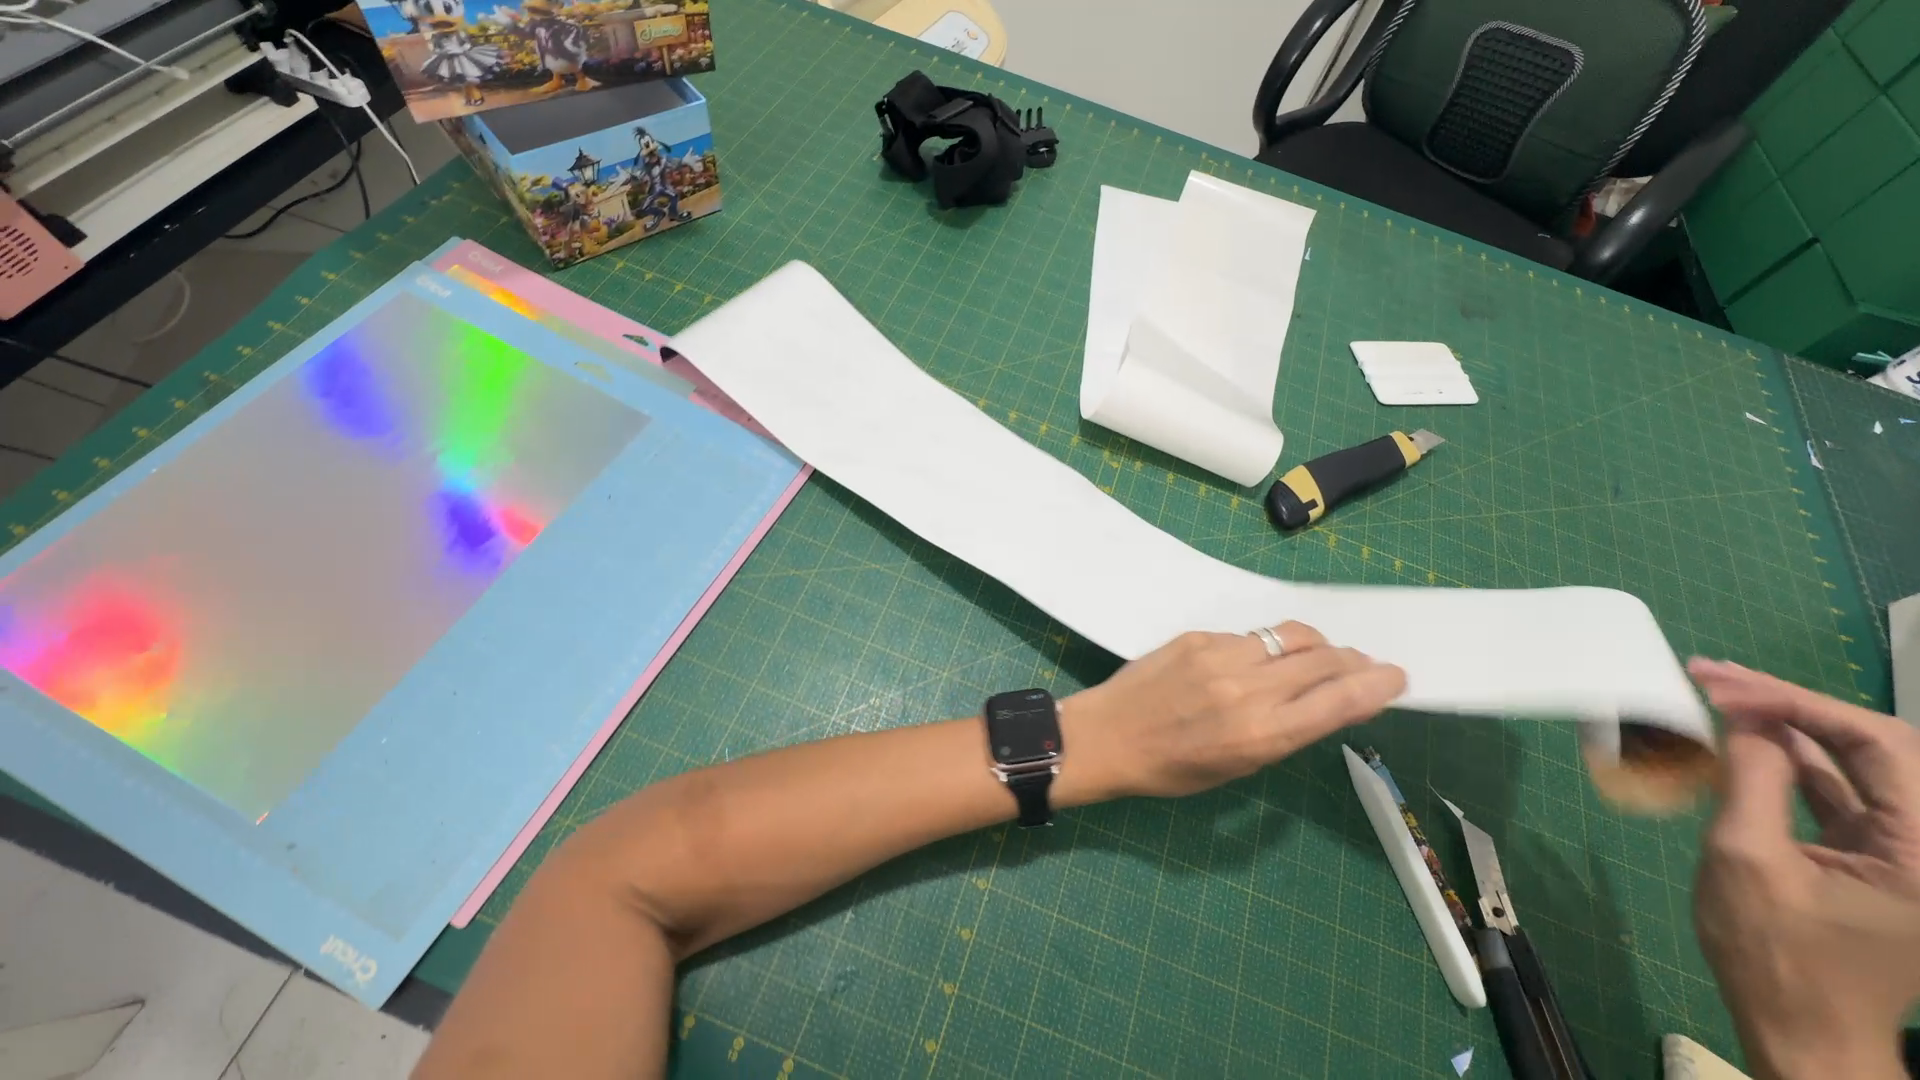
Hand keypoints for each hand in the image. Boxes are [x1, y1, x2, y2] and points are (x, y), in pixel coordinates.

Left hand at [1056, 621, 1405, 803]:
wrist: (1108, 736)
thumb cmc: (1172, 767)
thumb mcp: (1239, 767)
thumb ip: (1287, 732)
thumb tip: (1330, 702)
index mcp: (1261, 734)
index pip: (1339, 700)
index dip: (1376, 685)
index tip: (1396, 677)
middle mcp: (1246, 689)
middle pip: (1323, 659)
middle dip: (1353, 660)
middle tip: (1363, 665)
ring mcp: (1220, 656)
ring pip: (1290, 636)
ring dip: (1314, 646)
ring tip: (1319, 656)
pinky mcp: (1198, 637)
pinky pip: (1249, 636)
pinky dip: (1264, 647)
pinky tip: (1256, 661)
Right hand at [1689, 658, 1919, 1079]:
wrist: (1801, 1030)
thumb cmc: (1774, 953)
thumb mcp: (1748, 860)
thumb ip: (1753, 782)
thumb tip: (1746, 722)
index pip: (1878, 744)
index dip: (1799, 704)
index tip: (1724, 686)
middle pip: (1872, 745)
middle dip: (1790, 702)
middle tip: (1714, 675)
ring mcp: (1899, 849)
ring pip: (1848, 763)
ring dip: (1783, 724)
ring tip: (1718, 691)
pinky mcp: (1867, 857)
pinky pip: (1830, 791)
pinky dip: (1783, 758)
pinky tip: (1739, 736)